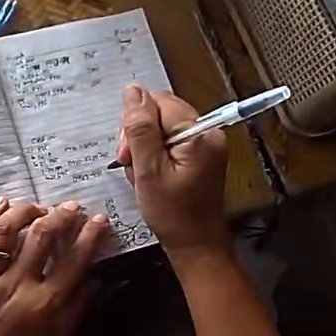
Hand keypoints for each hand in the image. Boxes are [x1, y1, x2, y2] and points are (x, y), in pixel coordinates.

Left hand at [0, 196, 107, 335]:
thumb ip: (76, 309)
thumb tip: (96, 280)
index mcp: (46, 304)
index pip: (74, 259)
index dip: (90, 235)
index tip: (98, 218)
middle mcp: (19, 286)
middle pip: (43, 236)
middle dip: (61, 215)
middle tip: (70, 206)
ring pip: (8, 230)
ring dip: (26, 211)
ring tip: (37, 207)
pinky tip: (2, 204)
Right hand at [117, 84, 228, 260]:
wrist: (195, 245)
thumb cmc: (172, 213)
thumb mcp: (148, 170)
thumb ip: (140, 128)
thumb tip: (132, 90)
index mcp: (199, 133)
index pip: (159, 103)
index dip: (137, 124)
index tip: (128, 155)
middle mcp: (208, 133)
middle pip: (162, 112)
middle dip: (140, 137)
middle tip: (132, 166)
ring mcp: (206, 144)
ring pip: (163, 128)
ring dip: (145, 149)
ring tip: (142, 176)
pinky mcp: (201, 156)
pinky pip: (171, 143)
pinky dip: (155, 158)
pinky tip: (151, 177)